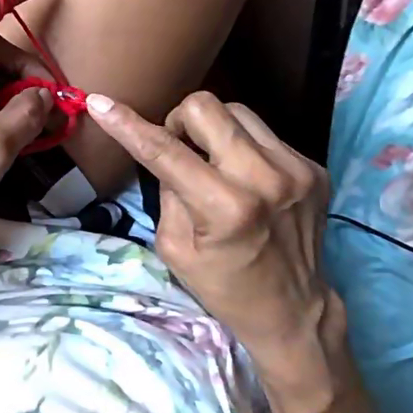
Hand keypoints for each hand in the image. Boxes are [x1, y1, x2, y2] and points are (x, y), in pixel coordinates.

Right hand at [85, 91, 339, 352]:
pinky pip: (262, 132)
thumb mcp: (174, 247)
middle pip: (205, 107)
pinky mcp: (313, 165)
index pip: (164, 151)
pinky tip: (243, 178)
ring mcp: (296, 168)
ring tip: (212, 163)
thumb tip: (167, 152)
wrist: (295, 309)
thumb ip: (168, 193)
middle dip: (179, 121)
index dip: (126, 125)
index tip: (99, 103)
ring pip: (236, 110)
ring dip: (212, 130)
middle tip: (178, 150)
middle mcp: (265, 178)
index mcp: (226, 208)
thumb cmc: (224, 285)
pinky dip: (241, 146)